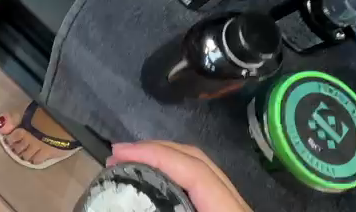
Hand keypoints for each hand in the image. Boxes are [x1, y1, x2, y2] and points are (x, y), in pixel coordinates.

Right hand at [108, 141, 252, 211]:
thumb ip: (161, 208)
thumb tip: (122, 200)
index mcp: (230, 211)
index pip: (194, 168)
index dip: (155, 154)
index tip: (118, 152)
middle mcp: (237, 205)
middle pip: (197, 160)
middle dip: (156, 149)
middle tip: (118, 154)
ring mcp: (234, 208)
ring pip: (200, 171)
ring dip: (164, 160)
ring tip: (131, 163)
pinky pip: (201, 187)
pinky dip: (175, 178)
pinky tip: (155, 183)